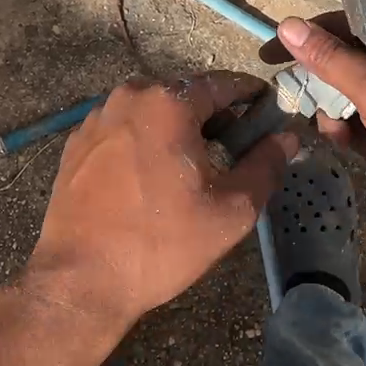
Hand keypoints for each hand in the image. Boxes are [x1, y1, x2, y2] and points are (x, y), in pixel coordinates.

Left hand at [23, 73, 298, 328]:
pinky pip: (124, 128)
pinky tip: (150, 177)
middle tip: (235, 147)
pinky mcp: (77, 142)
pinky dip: (144, 141)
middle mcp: (130, 95)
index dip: (250, 95)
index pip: (223, 84)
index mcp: (169, 102)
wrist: (79, 281)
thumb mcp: (231, 210)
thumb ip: (265, 166)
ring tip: (193, 165)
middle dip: (214, 115)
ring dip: (176, 128)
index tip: (268, 110)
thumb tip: (287, 137)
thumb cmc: (161, 243)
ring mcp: (97, 117)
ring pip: (152, 110)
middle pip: (185, 95)